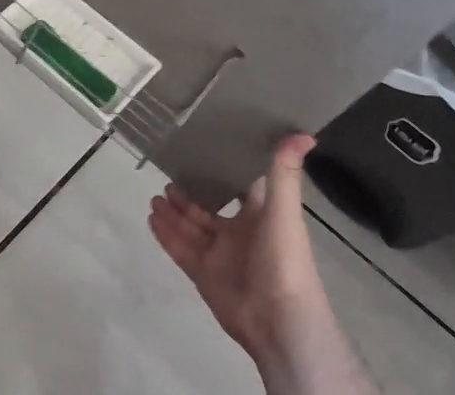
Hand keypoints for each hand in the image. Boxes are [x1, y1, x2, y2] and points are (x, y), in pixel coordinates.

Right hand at [149, 134, 324, 358]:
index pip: (238, 186)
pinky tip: (151, 218)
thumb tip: (304, 133)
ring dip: (173, 211)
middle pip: (208, 207)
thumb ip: (283, 173)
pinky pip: (180, 248)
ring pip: (191, 227)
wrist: (278, 321)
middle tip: (166, 172)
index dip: (222, 168)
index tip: (203, 145)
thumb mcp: (282, 211)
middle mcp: (239, 233)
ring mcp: (219, 254)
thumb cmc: (284, 260)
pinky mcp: (202, 273)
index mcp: (260, 216)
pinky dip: (165, 234)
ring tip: (154, 194)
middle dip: (188, 192)